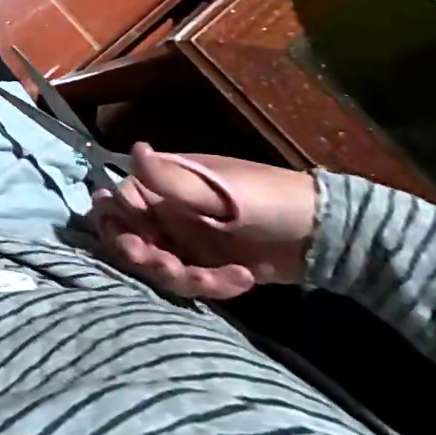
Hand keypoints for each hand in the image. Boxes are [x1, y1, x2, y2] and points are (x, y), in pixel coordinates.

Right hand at [92, 143, 317, 299]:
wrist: (319, 233)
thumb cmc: (266, 199)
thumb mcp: (217, 192)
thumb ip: (169, 179)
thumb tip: (134, 148)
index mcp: (162, 185)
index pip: (116, 204)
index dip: (116, 226)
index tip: (138, 243)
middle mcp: (164, 211)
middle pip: (129, 242)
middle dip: (149, 260)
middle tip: (172, 267)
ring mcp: (182, 239)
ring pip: (158, 267)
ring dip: (184, 278)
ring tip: (223, 278)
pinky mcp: (202, 264)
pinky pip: (188, 281)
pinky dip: (212, 285)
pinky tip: (242, 279)